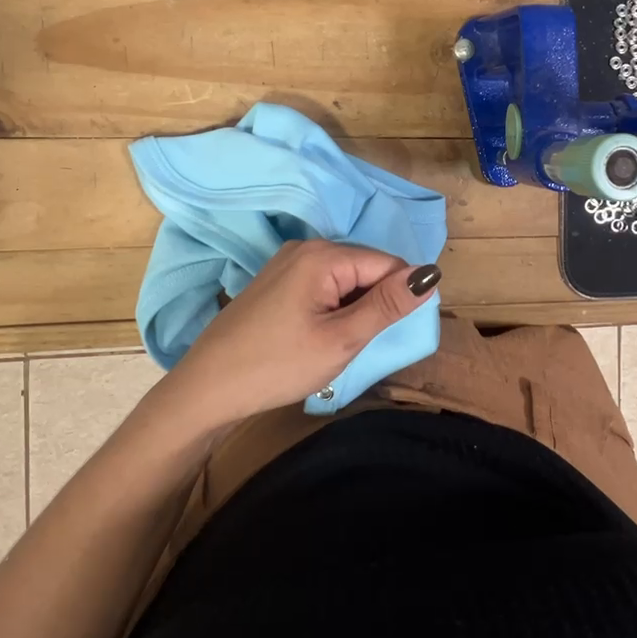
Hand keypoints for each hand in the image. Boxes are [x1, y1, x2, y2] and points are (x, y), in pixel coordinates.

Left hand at [163, 240, 439, 428]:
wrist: (206, 390)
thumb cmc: (277, 366)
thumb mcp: (341, 340)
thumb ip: (387, 305)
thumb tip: (430, 274)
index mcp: (324, 255)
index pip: (388, 264)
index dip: (398, 298)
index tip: (388, 334)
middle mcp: (306, 247)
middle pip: (366, 267)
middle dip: (374, 302)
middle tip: (355, 343)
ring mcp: (286, 263)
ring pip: (345, 278)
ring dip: (353, 308)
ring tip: (335, 343)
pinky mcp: (275, 282)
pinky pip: (322, 285)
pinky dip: (331, 308)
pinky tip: (315, 337)